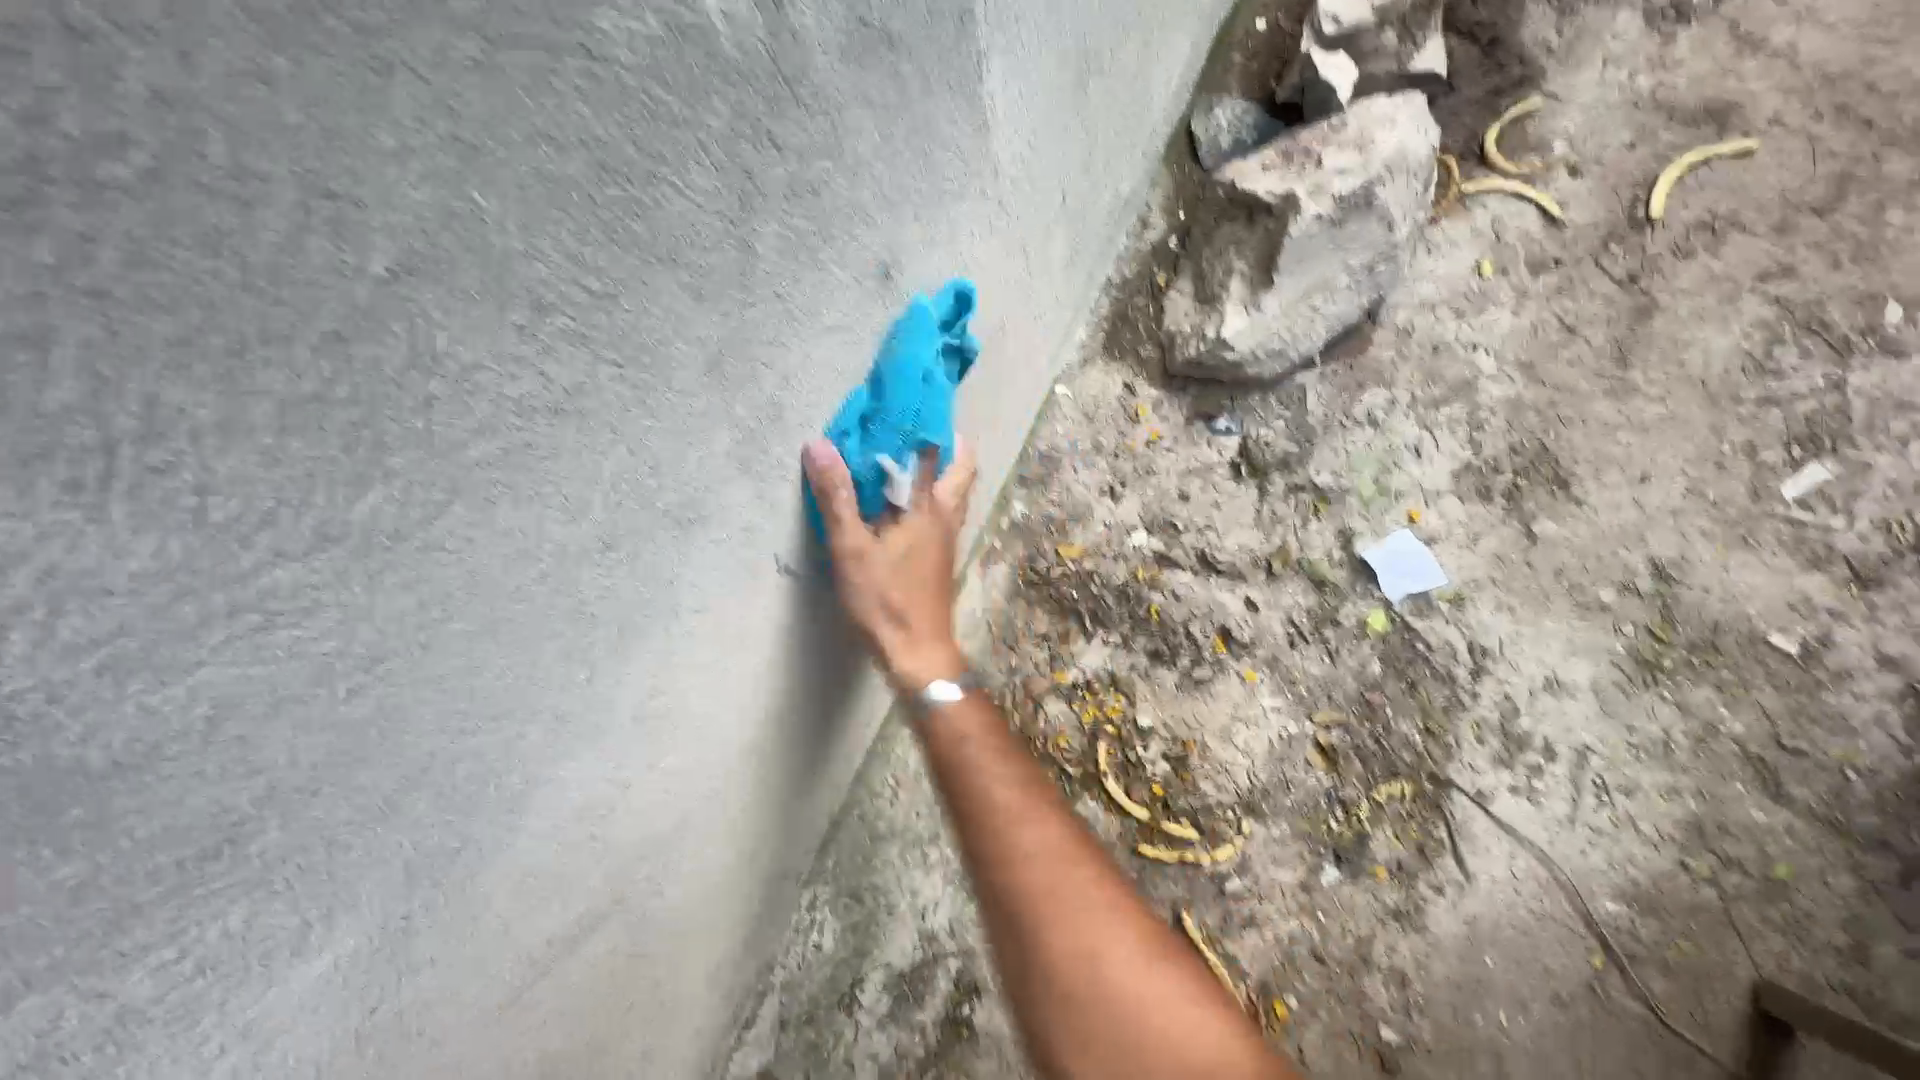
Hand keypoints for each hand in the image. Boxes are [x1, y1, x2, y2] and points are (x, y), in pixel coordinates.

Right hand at [803, 437, 977, 690]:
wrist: (919, 653)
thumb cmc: (887, 600)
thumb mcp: (852, 547)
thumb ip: (837, 496)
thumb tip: (820, 444)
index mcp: (930, 507)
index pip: (939, 451)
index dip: (929, 423)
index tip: (912, 400)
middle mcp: (947, 517)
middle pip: (962, 470)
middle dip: (947, 445)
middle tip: (917, 428)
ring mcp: (948, 539)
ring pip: (954, 493)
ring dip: (938, 472)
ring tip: (904, 458)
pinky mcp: (940, 558)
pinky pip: (940, 514)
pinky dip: (927, 498)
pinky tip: (899, 505)